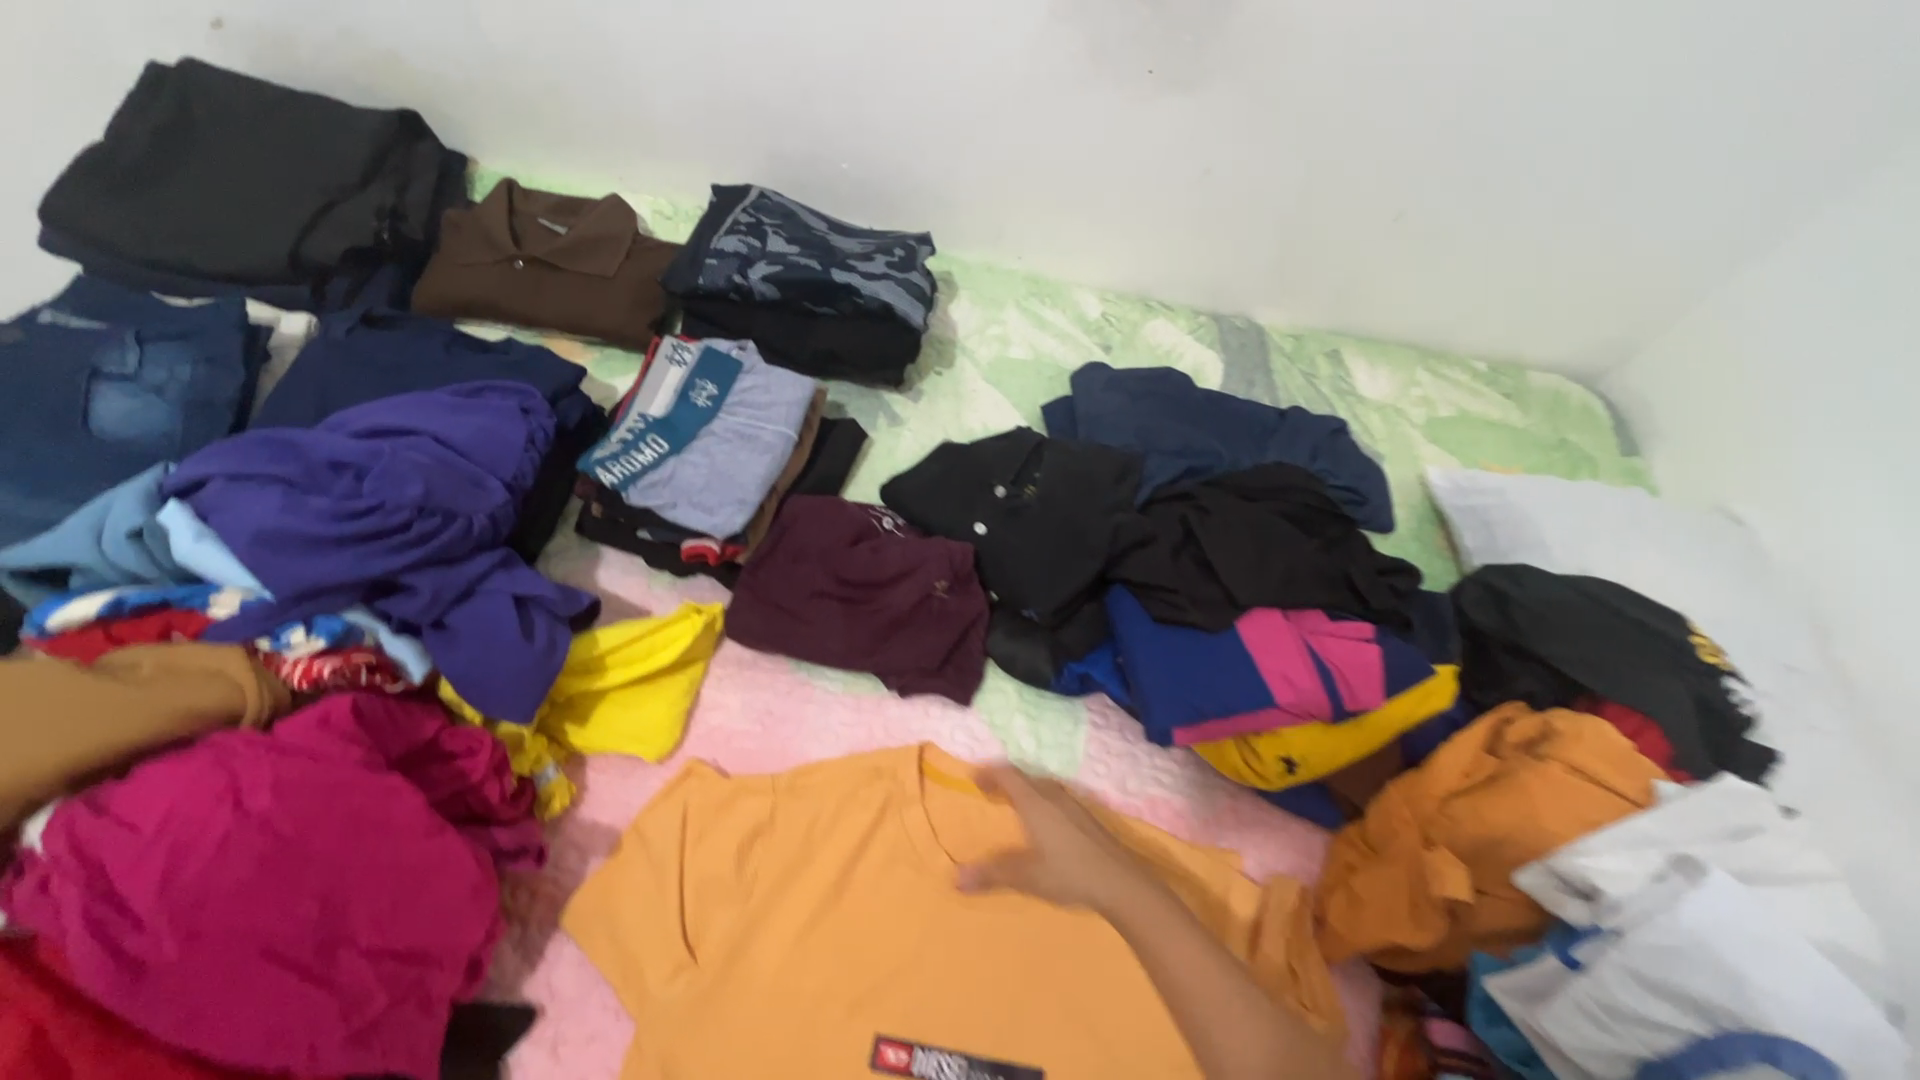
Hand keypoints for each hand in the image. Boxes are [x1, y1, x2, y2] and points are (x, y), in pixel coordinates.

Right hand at [955, 764, 1162, 915]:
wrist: (1121, 883)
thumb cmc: (1069, 874)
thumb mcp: (1026, 877)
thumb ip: (992, 874)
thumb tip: (956, 878)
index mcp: (1035, 802)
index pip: (1008, 774)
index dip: (989, 773)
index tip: (973, 778)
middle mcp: (1054, 796)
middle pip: (1025, 777)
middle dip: (1004, 781)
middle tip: (988, 793)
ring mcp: (1074, 805)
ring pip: (1042, 786)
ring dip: (1024, 791)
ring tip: (1012, 806)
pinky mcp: (1087, 818)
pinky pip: (1055, 798)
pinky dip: (1039, 801)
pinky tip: (1042, 823)